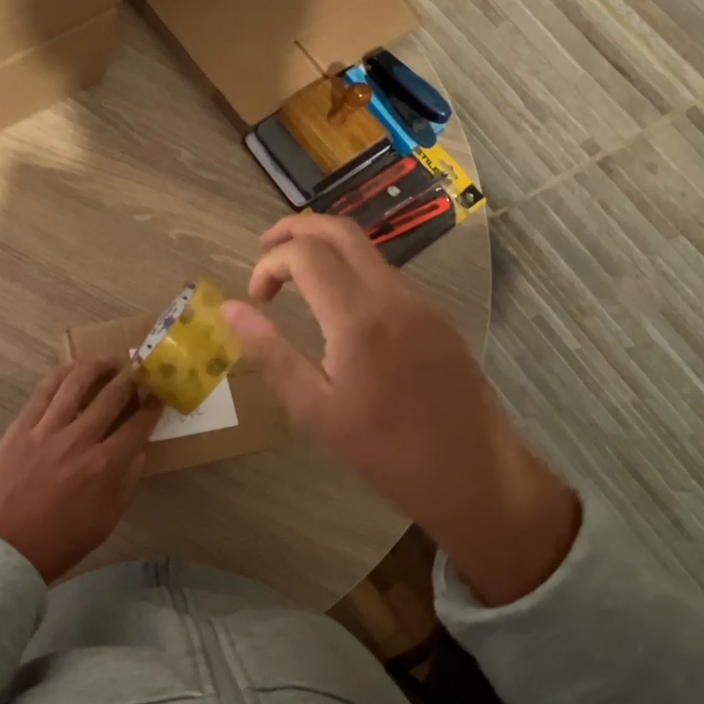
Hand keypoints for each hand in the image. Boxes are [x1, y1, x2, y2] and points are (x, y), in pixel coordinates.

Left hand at [0, 356, 163, 582]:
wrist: (3, 550)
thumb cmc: (59, 543)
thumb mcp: (106, 521)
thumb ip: (127, 483)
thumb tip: (138, 451)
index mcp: (105, 466)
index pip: (137, 426)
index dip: (152, 407)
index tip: (158, 395)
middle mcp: (80, 440)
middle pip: (111, 396)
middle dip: (130, 378)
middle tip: (139, 367)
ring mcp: (47, 430)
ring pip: (76, 384)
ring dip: (97, 366)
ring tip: (109, 359)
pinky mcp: (20, 427)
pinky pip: (43, 392)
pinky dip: (60, 375)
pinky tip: (70, 369)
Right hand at [223, 214, 579, 604]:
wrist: (474, 474)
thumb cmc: (384, 450)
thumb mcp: (314, 409)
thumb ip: (269, 352)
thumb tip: (229, 308)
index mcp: (357, 317)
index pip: (304, 253)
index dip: (269, 264)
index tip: (256, 299)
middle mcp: (391, 295)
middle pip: (339, 230)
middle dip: (295, 230)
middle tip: (264, 251)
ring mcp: (420, 302)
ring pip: (366, 250)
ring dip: (325, 249)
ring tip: (296, 280)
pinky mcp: (437, 316)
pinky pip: (387, 276)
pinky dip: (352, 272)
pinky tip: (339, 310)